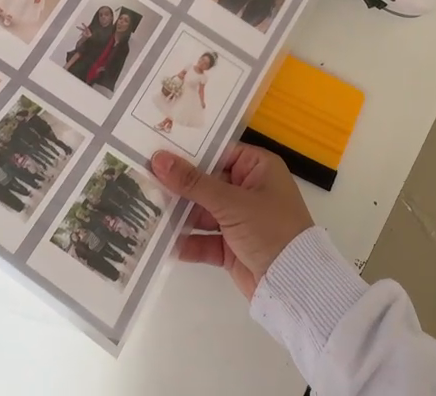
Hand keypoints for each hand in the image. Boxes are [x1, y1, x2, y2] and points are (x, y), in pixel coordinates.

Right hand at [151, 144, 313, 299]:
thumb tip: (158, 159)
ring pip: (202, 213)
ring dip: (178, 216)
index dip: (188, 153)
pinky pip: (204, 240)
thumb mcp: (232, 202)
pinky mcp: (231, 248)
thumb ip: (193, 182)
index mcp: (257, 168)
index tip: (155, 149)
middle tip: (141, 180)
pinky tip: (162, 243)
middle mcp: (248, 189)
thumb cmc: (270, 229)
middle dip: (177, 187)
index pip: (217, 153)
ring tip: (144, 211)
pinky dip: (187, 243)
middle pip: (206, 183)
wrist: (294, 286)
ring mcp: (239, 220)